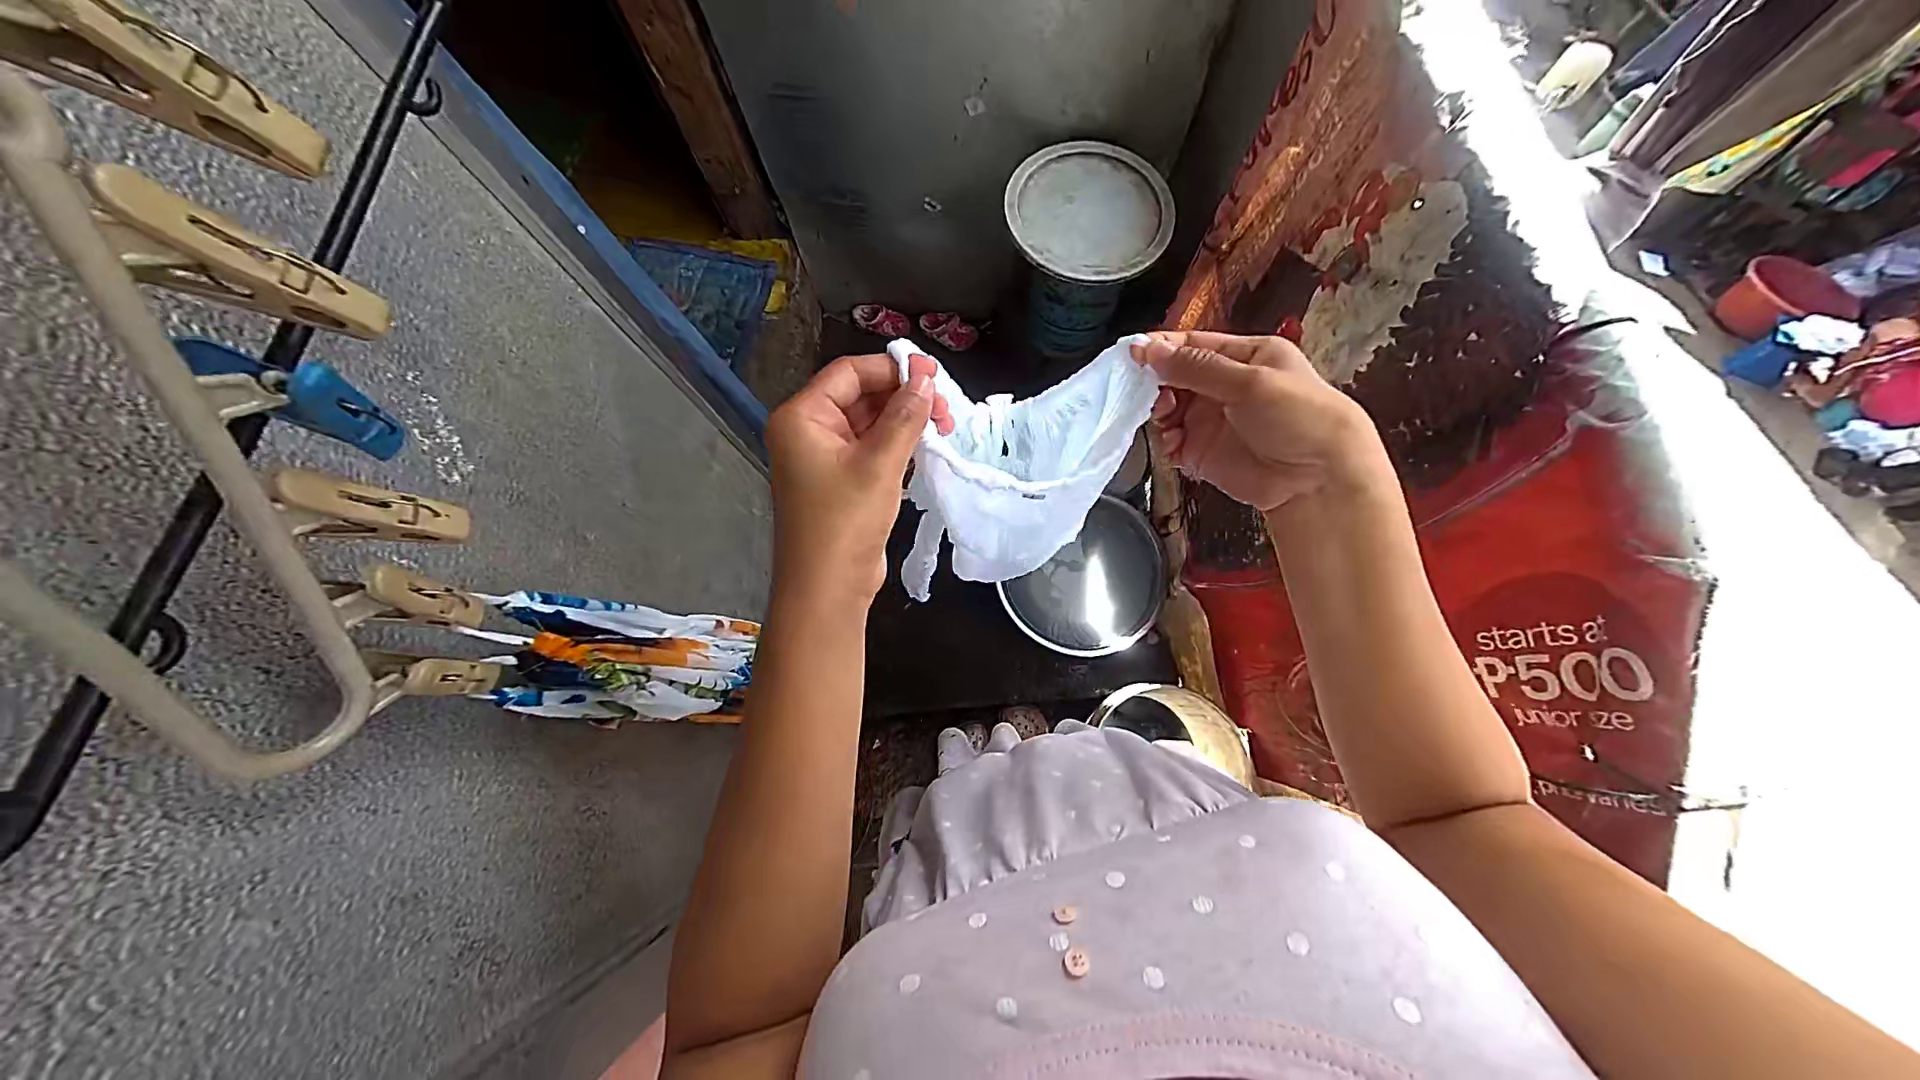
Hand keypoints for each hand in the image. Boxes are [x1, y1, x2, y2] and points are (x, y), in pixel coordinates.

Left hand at [766, 352, 953, 602]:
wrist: (828, 588)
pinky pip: (871, 448)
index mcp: (802, 417)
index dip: (892, 368)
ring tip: (942, 428)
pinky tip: (925, 447)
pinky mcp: (841, 480)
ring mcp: (824, 457)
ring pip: (870, 422)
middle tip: (944, 409)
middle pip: (860, 395)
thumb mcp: (879, 464)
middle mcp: (808, 431)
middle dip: (903, 398)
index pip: (850, 373)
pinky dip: (897, 444)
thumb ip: (905, 416)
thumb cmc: (844, 524)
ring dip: (904, 422)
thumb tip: (925, 380)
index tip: (932, 375)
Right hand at [1132, 331, 1387, 511]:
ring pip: (1166, 410)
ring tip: (1165, 419)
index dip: (1161, 349)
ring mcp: (1212, 420)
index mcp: (1244, 357)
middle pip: (1173, 377)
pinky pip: (1169, 442)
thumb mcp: (1250, 382)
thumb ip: (1196, 367)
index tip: (1133, 356)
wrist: (1318, 479)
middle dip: (1156, 384)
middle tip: (1151, 393)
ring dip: (1157, 413)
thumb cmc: (1302, 418)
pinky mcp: (1202, 452)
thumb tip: (1151, 351)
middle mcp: (1224, 386)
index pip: (1192, 345)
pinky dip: (1163, 442)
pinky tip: (1170, 443)